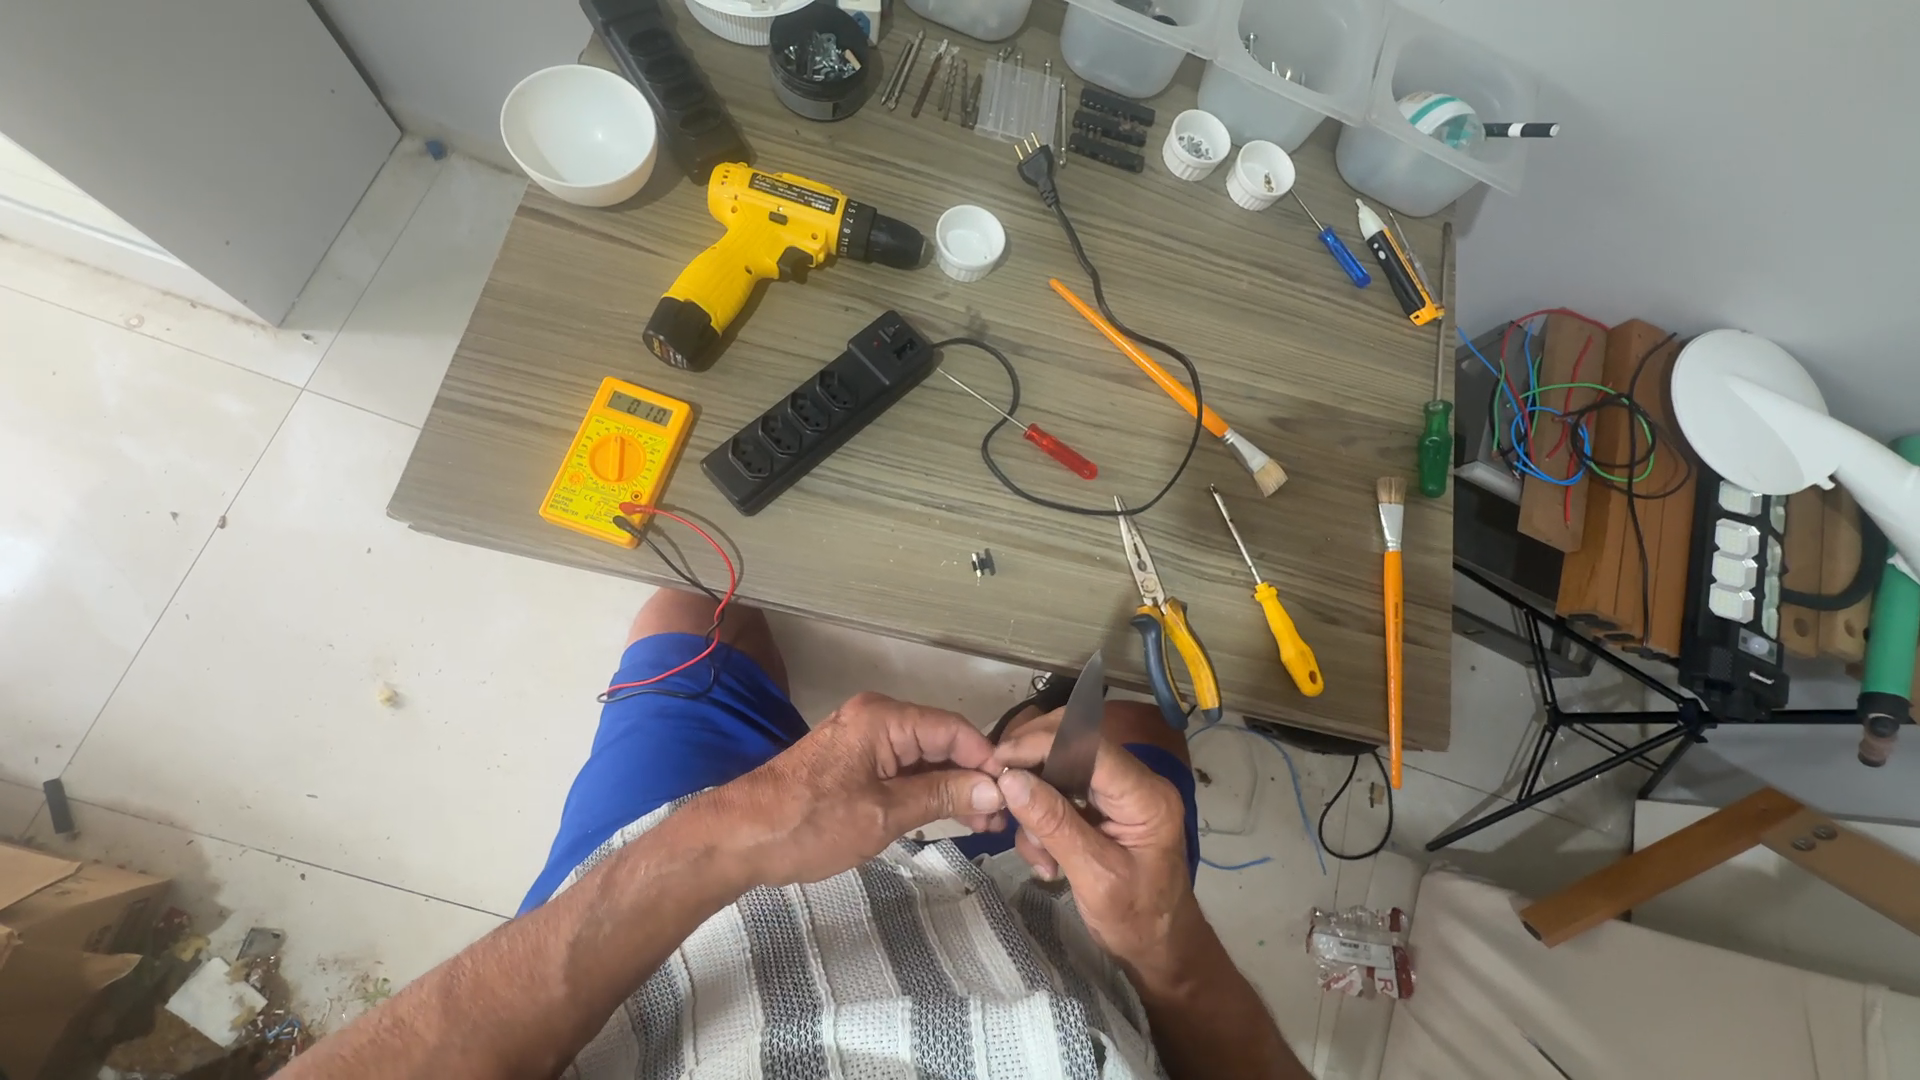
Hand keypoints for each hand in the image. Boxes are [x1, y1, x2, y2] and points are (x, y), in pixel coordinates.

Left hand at [705, 692, 1006, 887]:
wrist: (738, 839)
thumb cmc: (809, 823)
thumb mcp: (884, 813)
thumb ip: (943, 796)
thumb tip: (996, 790)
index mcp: (885, 717)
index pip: (956, 729)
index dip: (989, 761)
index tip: (1016, 795)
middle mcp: (878, 717)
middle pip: (942, 740)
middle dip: (974, 776)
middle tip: (1002, 819)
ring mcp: (864, 738)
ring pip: (924, 756)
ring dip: (952, 786)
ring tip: (983, 824)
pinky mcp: (855, 760)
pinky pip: (903, 767)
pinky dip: (925, 789)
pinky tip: (947, 814)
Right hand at [989, 711, 1194, 965]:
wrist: (1162, 952)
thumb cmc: (1138, 922)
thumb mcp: (1094, 878)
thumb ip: (1054, 825)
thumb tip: (1010, 779)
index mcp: (1145, 795)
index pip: (1089, 745)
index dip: (1041, 742)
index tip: (1000, 759)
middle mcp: (1135, 781)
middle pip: (1074, 741)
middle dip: (1033, 761)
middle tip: (1001, 788)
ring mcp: (1119, 791)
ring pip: (1061, 764)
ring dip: (1035, 798)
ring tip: (1036, 850)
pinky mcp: (1103, 804)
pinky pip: (1063, 788)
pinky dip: (1042, 814)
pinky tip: (1044, 854)